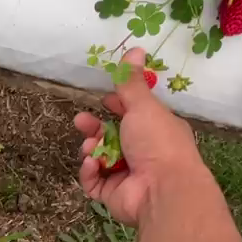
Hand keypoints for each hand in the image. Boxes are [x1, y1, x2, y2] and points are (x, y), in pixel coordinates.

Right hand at [75, 47, 208, 225]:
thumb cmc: (157, 143)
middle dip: (93, 128)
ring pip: (98, 158)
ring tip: (91, 147)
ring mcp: (125, 174)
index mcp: (155, 129)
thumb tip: (135, 48)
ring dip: (91, 149)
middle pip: (109, 136)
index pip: (132, 114)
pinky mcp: (111, 193)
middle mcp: (141, 151)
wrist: (162, 189)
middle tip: (79, 121)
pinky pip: (92, 181)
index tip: (103, 99)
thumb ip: (131, 82)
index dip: (116, 106)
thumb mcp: (143, 107)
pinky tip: (93, 165)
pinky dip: (90, 172)